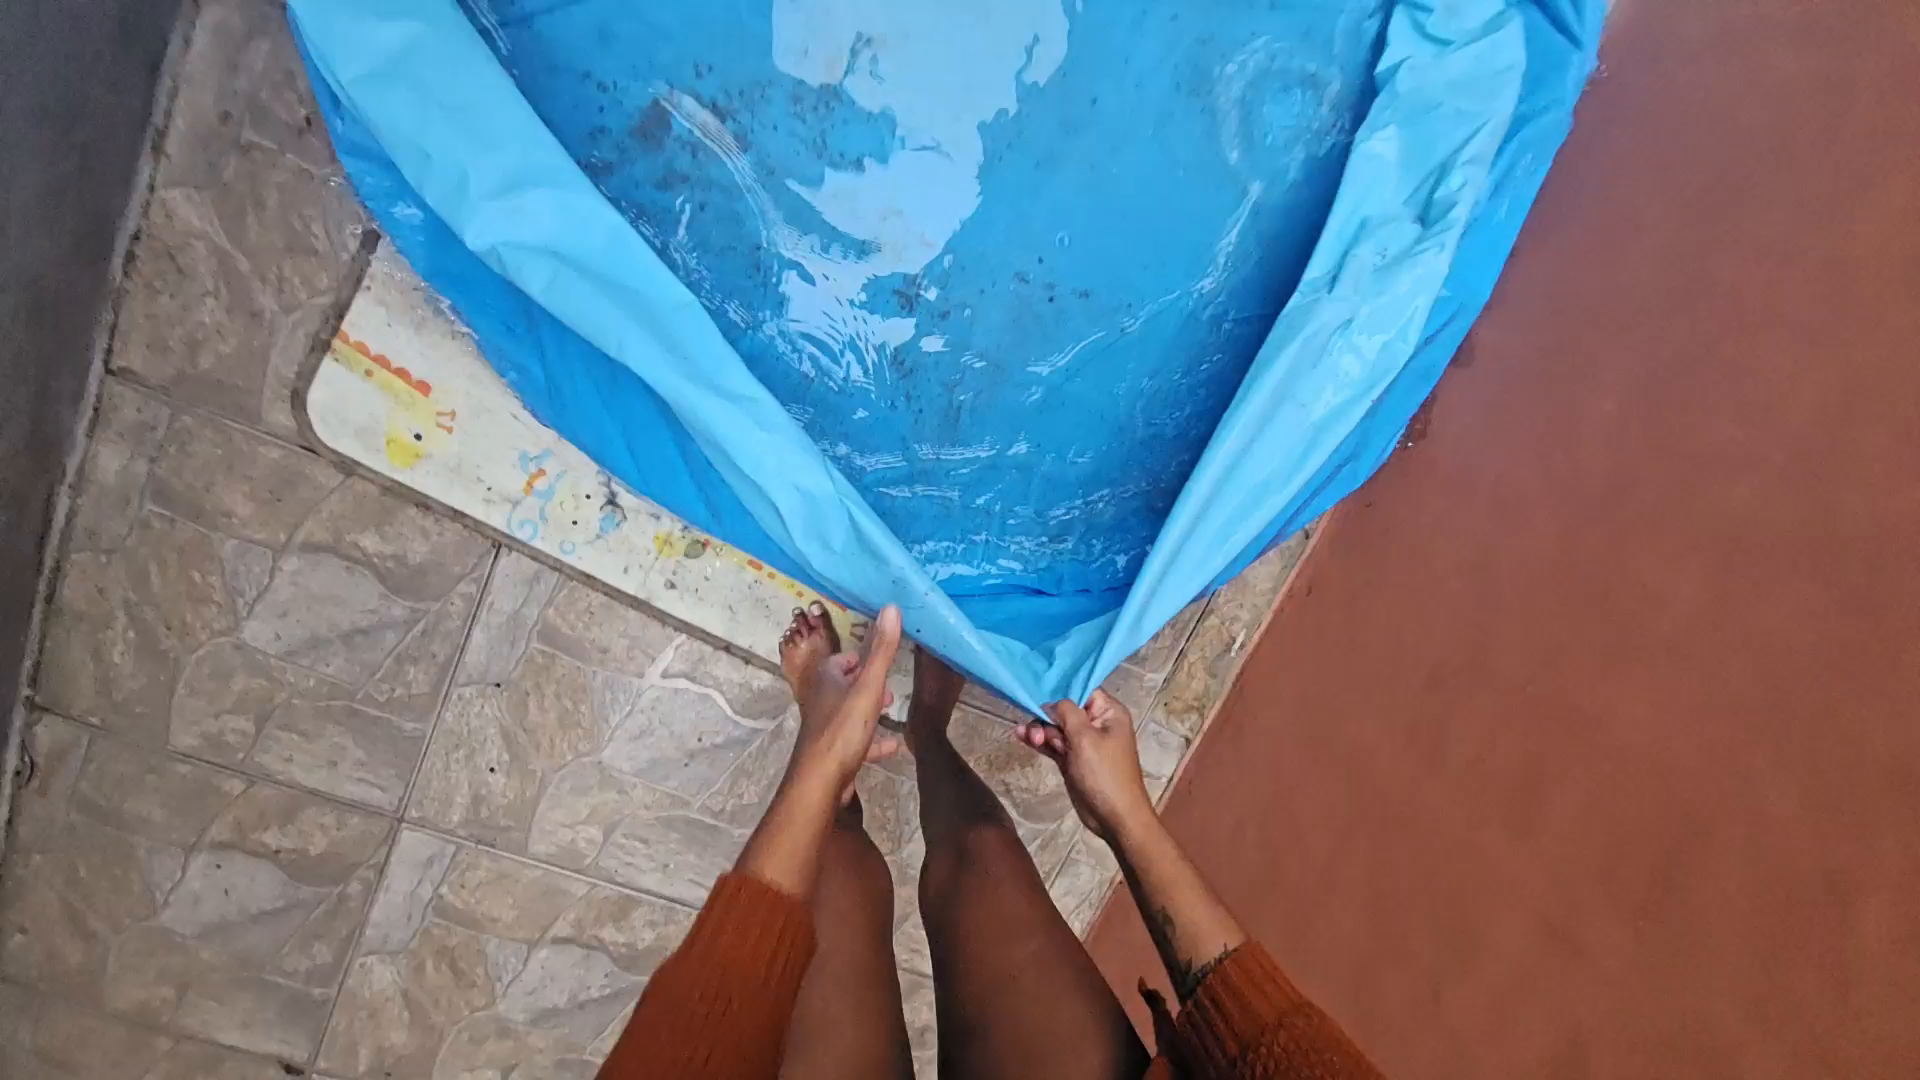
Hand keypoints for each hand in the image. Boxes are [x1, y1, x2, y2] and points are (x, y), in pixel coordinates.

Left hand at [785, 604, 902, 802]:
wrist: (820, 780)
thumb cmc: (843, 727)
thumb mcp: (868, 685)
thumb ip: (882, 649)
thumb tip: (891, 606)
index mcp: (826, 678)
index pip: (843, 659)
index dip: (861, 658)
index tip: (881, 658)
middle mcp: (821, 699)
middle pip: (845, 685)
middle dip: (868, 683)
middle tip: (890, 686)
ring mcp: (826, 727)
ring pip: (850, 713)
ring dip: (870, 710)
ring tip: (891, 710)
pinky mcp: (832, 752)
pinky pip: (856, 741)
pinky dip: (874, 741)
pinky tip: (893, 746)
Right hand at [1016, 689, 1153, 841]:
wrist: (1114, 818)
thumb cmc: (1104, 773)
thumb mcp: (1085, 737)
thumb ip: (1066, 712)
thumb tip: (1051, 703)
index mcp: (1108, 712)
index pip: (1082, 689)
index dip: (1060, 690)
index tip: (1038, 692)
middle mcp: (1096, 723)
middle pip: (1064, 709)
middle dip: (1047, 716)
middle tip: (1036, 730)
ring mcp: (1083, 743)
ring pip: (1056, 727)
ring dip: (1040, 729)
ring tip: (1028, 737)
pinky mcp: (1072, 759)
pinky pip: (1052, 743)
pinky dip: (1039, 740)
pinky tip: (1022, 736)